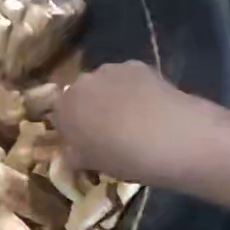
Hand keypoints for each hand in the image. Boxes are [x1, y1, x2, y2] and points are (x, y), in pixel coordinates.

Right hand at [51, 62, 210, 183]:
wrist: (170, 136)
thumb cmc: (123, 157)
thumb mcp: (93, 164)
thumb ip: (75, 156)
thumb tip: (71, 154)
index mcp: (64, 107)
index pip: (59, 115)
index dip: (72, 129)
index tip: (85, 143)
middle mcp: (82, 82)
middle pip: (82, 95)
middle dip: (91, 109)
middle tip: (109, 132)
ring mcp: (111, 69)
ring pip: (105, 84)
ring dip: (113, 97)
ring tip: (134, 120)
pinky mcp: (138, 65)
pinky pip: (128, 79)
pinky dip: (134, 89)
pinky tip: (151, 108)